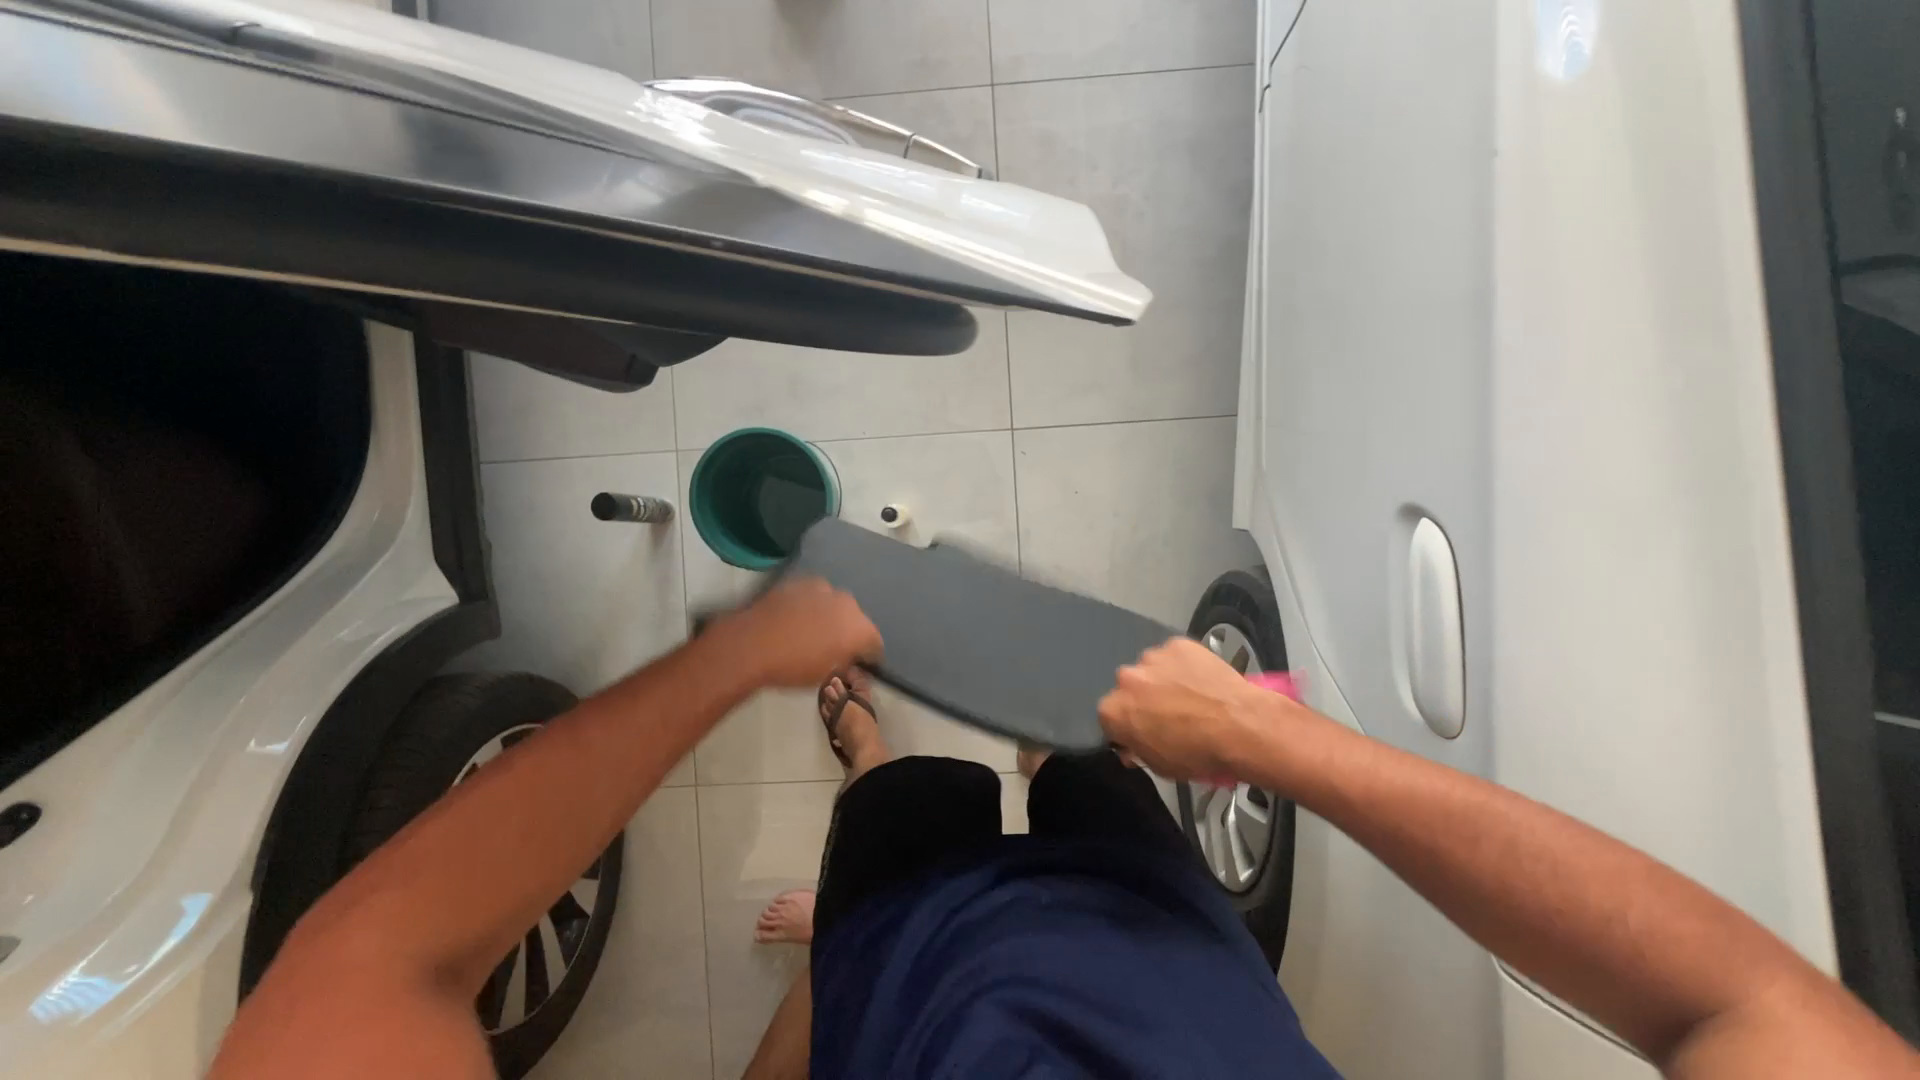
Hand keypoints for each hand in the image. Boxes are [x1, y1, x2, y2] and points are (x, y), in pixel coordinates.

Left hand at [716, 578, 881, 689]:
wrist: (751, 644)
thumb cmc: (793, 666)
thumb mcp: (825, 676)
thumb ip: (844, 664)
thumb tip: (847, 660)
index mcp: (859, 628)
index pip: (875, 643)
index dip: (869, 655)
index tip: (860, 663)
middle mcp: (847, 603)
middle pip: (856, 619)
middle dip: (849, 632)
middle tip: (834, 647)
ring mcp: (822, 588)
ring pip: (834, 604)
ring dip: (829, 615)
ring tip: (812, 631)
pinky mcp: (799, 582)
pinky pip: (812, 596)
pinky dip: (809, 605)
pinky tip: (795, 618)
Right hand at [1097, 638, 1279, 781]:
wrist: (1241, 726)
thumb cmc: (1199, 754)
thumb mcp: (1161, 767)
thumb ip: (1138, 751)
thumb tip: (1132, 746)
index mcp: (1113, 710)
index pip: (1110, 717)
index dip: (1127, 726)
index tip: (1144, 732)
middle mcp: (1125, 678)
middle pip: (1129, 688)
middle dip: (1143, 698)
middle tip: (1168, 712)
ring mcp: (1152, 656)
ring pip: (1151, 668)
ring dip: (1162, 679)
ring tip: (1190, 694)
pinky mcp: (1178, 643)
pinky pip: (1175, 655)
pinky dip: (1184, 665)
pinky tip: (1202, 679)